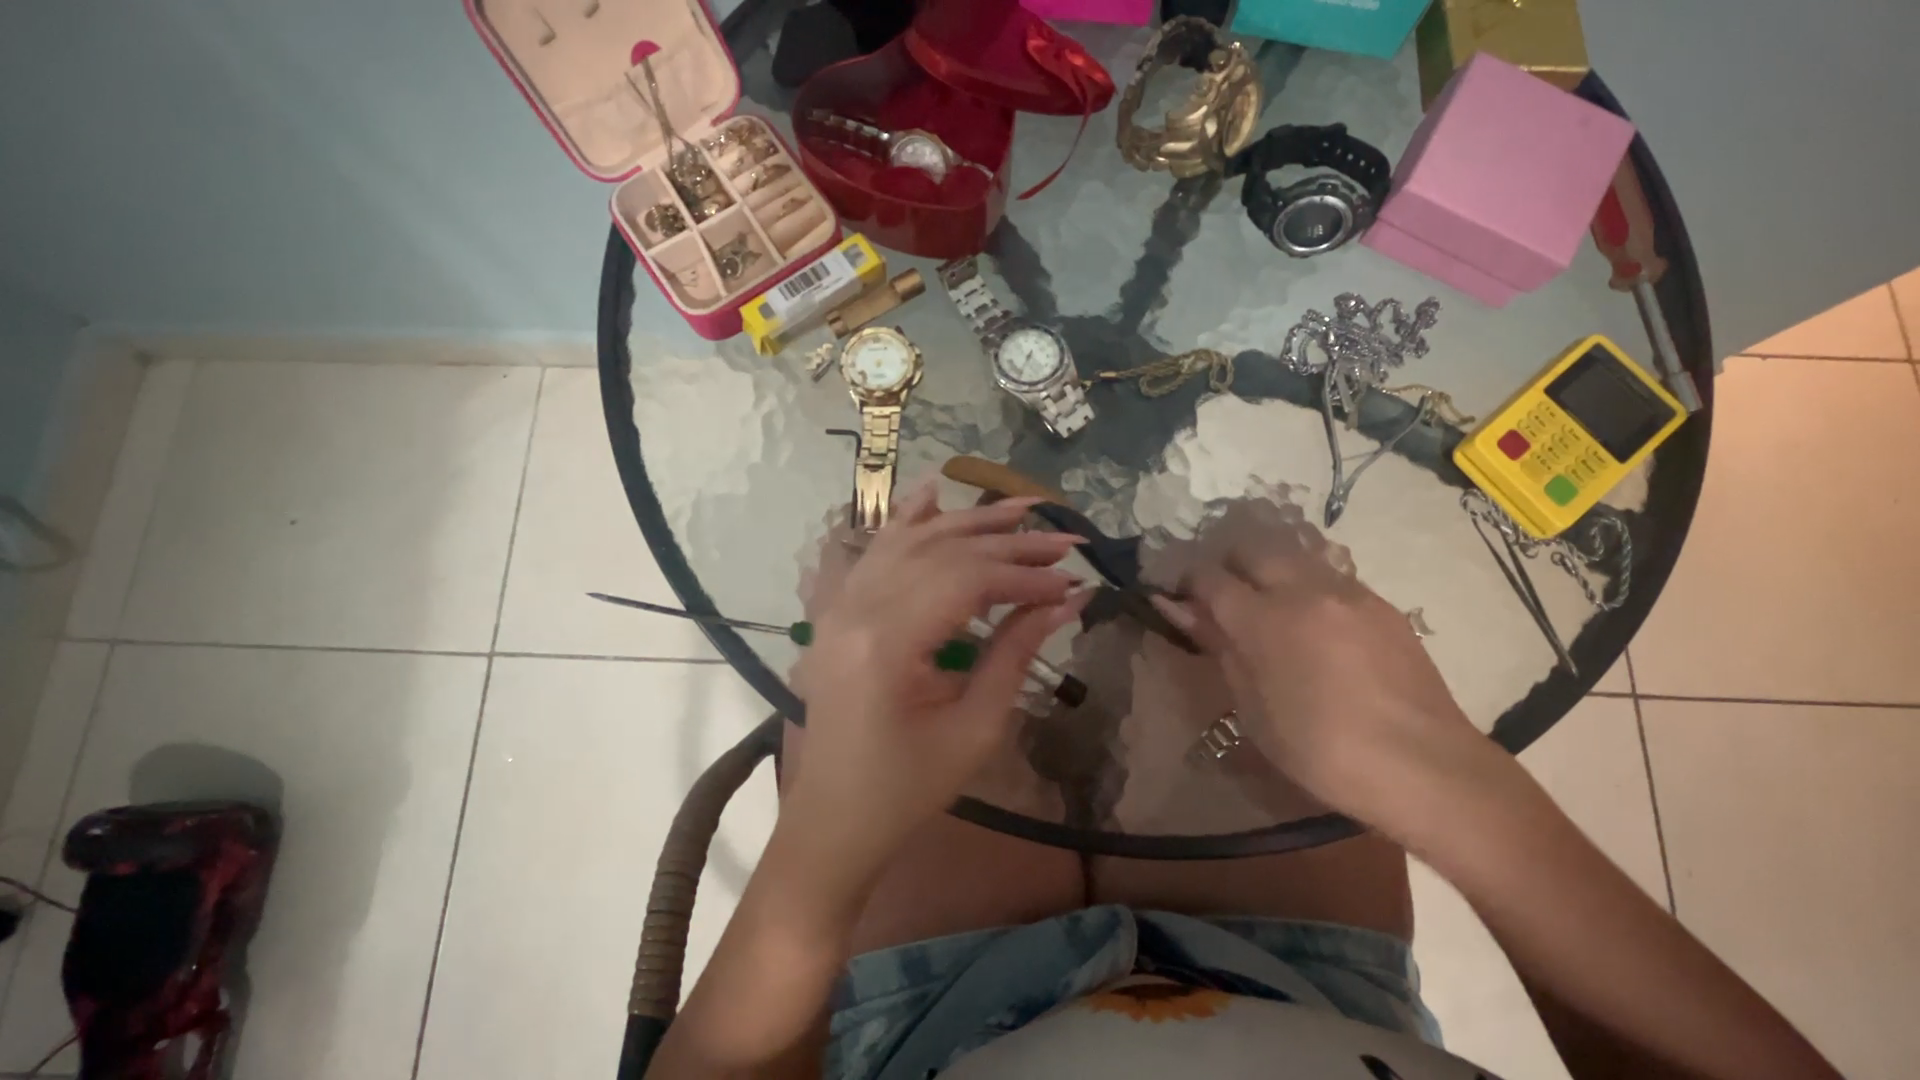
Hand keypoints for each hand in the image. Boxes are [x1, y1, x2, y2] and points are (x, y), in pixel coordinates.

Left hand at [783, 483, 1089, 890]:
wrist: (834, 822)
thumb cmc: (908, 789)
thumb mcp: (974, 728)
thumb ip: (1016, 653)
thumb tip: (1066, 598)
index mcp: (886, 643)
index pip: (966, 581)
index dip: (1024, 573)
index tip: (1074, 578)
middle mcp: (855, 609)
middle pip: (940, 551)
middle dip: (1008, 541)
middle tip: (1066, 538)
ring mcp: (838, 607)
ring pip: (908, 542)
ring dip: (967, 522)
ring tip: (1021, 508)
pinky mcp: (837, 613)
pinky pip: (874, 552)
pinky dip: (908, 521)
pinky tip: (935, 492)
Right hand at [1153, 508, 1496, 828]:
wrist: (1422, 765)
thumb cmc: (1321, 751)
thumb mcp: (1253, 708)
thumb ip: (1219, 648)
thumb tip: (1179, 608)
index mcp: (1264, 619)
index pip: (1209, 577)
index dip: (1187, 584)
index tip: (1179, 601)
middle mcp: (1304, 589)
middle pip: (1252, 548)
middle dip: (1228, 565)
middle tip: (1222, 601)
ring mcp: (1348, 591)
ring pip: (1294, 555)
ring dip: (1270, 570)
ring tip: (1268, 609)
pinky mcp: (1381, 603)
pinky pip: (1330, 576)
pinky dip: (1307, 587)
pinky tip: (1313, 626)